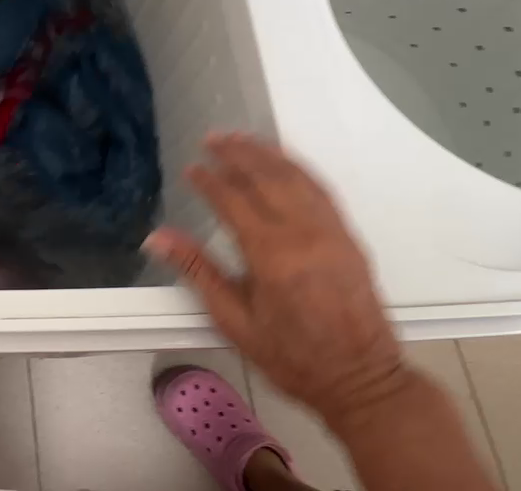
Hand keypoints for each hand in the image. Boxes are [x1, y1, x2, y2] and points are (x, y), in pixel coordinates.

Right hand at [144, 135, 406, 422]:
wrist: (363, 382)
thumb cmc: (291, 357)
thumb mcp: (234, 321)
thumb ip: (197, 270)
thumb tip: (157, 236)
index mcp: (271, 255)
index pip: (232, 200)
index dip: (208, 180)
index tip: (191, 169)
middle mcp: (303, 233)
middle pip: (265, 177)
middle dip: (236, 153)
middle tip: (212, 138)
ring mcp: (331, 231)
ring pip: (295, 176)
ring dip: (266, 153)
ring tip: (241, 138)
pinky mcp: (349, 236)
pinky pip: (321, 189)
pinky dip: (298, 167)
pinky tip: (283, 160)